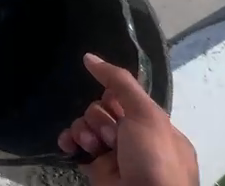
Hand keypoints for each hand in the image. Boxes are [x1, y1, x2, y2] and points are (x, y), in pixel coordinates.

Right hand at [57, 53, 198, 185]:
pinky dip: (70, 140)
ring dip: (83, 129)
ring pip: (87, 125)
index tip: (115, 106)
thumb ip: (120, 82)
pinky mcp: (98, 168)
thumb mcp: (147, 115)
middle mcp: (137, 141)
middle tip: (108, 135)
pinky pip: (77, 143)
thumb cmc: (155, 160)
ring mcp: (117, 156)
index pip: (125, 99)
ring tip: (90, 143)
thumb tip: (88, 57)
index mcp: (156, 129)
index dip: (114, 99)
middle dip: (98, 118)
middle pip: (102, 110)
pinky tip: (67, 144)